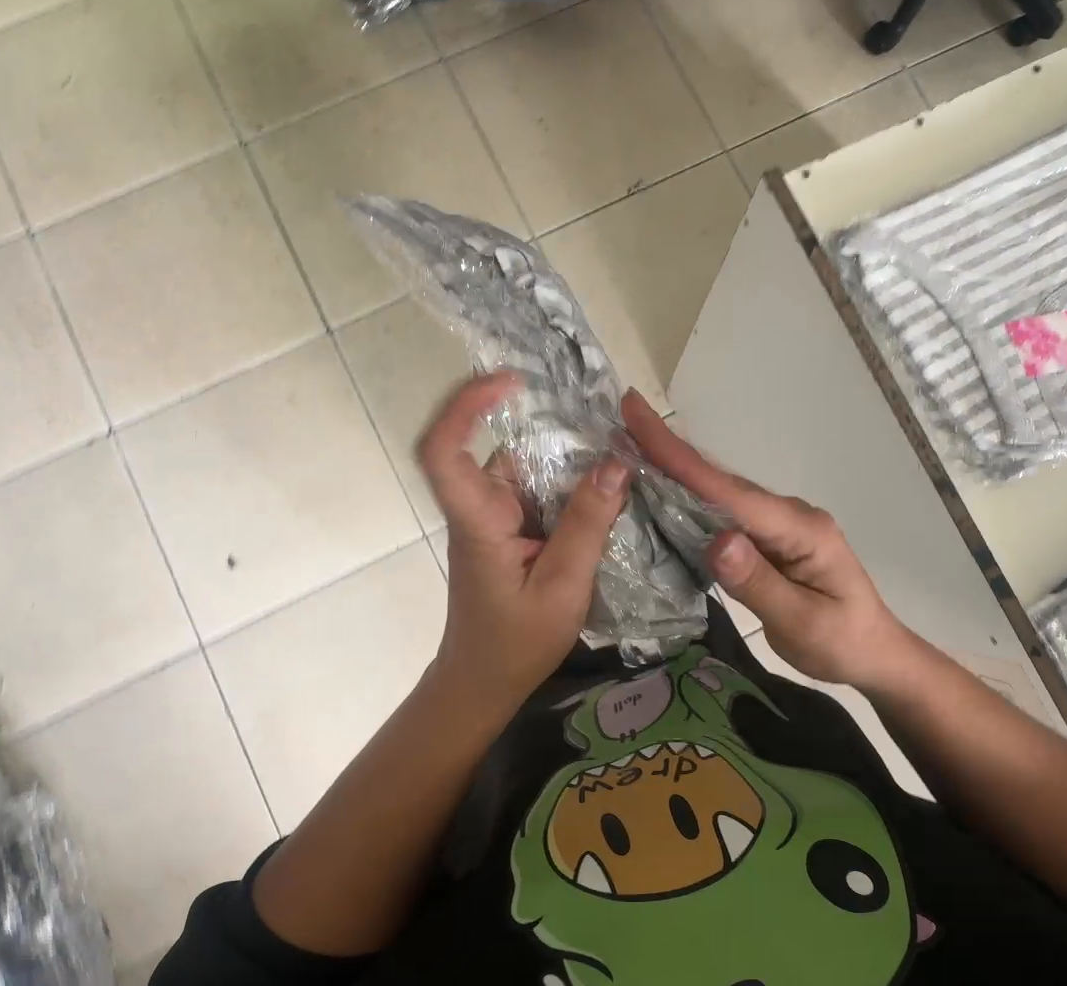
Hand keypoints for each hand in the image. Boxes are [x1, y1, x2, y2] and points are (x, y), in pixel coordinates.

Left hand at [418, 373, 631, 703]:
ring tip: (622, 455)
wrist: (485, 682)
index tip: (509, 383)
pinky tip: (612, 489)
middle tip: (609, 424)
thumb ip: (587, 525)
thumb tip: (616, 463)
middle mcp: (481, 508)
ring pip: (529, 469)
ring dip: (570, 460)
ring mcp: (495, 518)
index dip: (464, 407)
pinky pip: (541, 492)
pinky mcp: (511, 530)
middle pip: (504, 449)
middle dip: (553, 429)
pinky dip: (573, 486)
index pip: (443, 452)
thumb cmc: (515, 643)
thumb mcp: (562, 586)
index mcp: (477, 520)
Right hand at [622, 389, 916, 687]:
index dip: (679, 456)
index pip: (728, 490)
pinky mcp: (767, 537)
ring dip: (675, 467)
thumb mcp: (802, 624)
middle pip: (718, 480)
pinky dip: (689, 495)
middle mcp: (786, 514)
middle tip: (622, 417)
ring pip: (718, 492)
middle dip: (669, 449)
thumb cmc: (842, 644)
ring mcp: (777, 523)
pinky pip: (722, 512)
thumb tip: (716, 539)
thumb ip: (758, 583)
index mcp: (799, 528)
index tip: (638, 416)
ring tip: (629, 444)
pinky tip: (662, 488)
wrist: (875, 655)